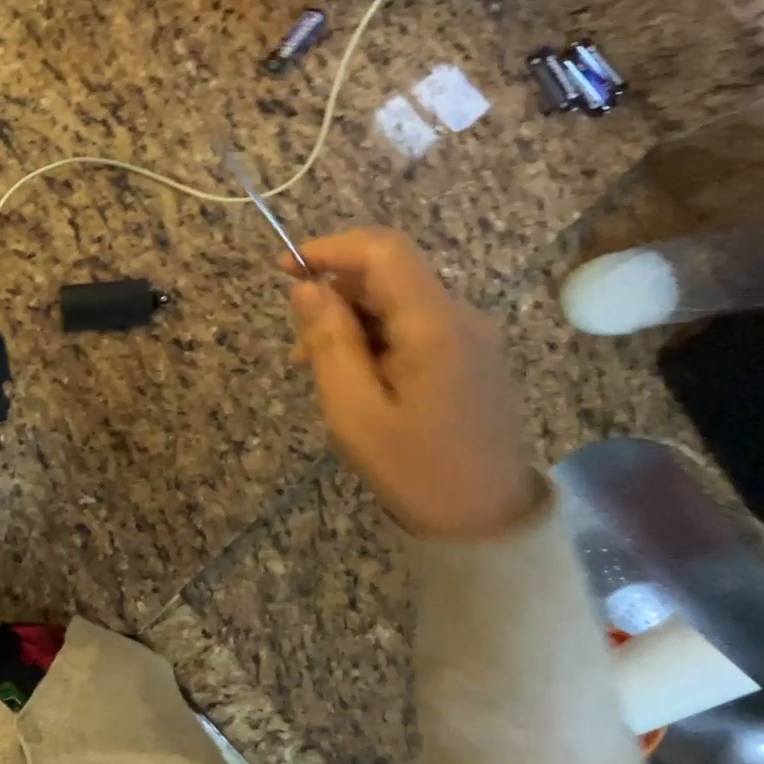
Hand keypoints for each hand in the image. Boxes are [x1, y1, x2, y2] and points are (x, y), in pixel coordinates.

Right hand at [283, 228, 544, 539]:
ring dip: (349, 319)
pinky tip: (351, 373)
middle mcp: (460, 317)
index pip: (384, 253)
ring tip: (315, 367)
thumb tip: (306, 288)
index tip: (283, 267)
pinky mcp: (468, 354)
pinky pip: (412, 325)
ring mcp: (469, 335)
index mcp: (434, 326)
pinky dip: (373, 336)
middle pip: (389, 275)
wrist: (481, 514)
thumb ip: (329, 341)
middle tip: (297, 343)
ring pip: (397, 301)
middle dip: (334, 293)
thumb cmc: (410, 465)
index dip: (330, 248)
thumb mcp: (352, 408)